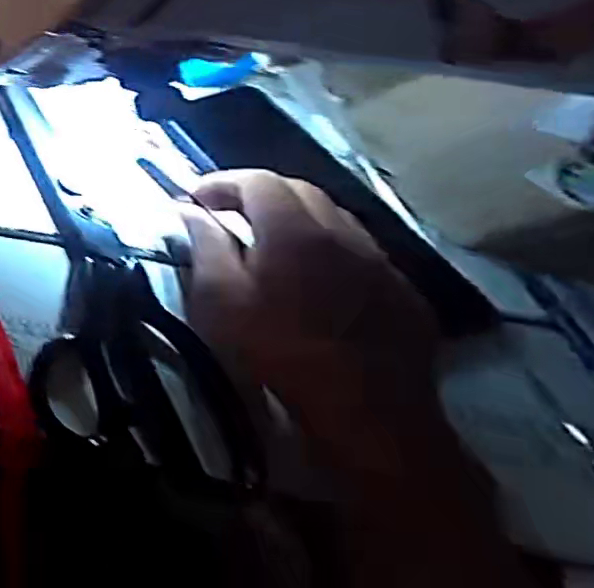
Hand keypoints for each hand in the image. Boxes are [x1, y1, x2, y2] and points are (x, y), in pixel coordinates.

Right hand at [183, 172, 528, 586]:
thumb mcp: (220, 295)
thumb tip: (189, 210)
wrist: (367, 414)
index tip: (195, 199)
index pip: (258, 180)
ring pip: (334, 217)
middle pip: (300, 190)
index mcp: (297, 231)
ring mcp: (382, 264)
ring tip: (264, 239)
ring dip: (293, 216)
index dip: (221, 181)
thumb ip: (205, 243)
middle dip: (256, 192)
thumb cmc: (277, 349)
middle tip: (224, 213)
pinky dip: (325, 244)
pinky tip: (309, 274)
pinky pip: (359, 249)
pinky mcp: (404, 293)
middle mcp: (346, 236)